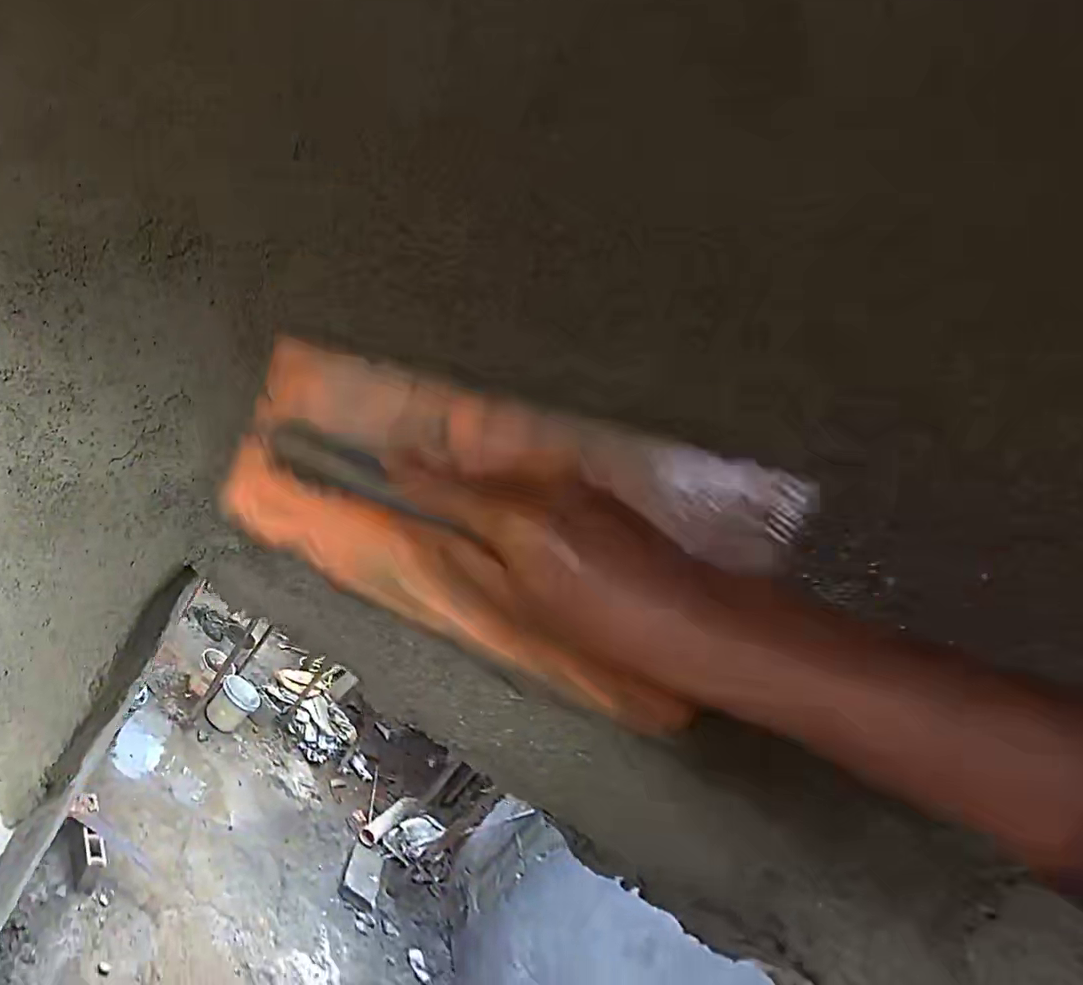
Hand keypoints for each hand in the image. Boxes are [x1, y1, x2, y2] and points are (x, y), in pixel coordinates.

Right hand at [387, 453, 737, 689]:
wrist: (695, 620)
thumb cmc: (601, 627)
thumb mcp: (527, 606)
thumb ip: (479, 561)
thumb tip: (444, 532)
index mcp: (515, 522)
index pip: (447, 489)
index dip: (415, 475)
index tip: (388, 459)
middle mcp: (541, 486)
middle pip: (476, 466)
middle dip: (441, 460)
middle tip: (409, 454)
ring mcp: (573, 479)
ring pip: (507, 463)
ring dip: (476, 463)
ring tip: (450, 462)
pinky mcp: (596, 484)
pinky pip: (537, 469)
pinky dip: (512, 472)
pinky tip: (507, 482)